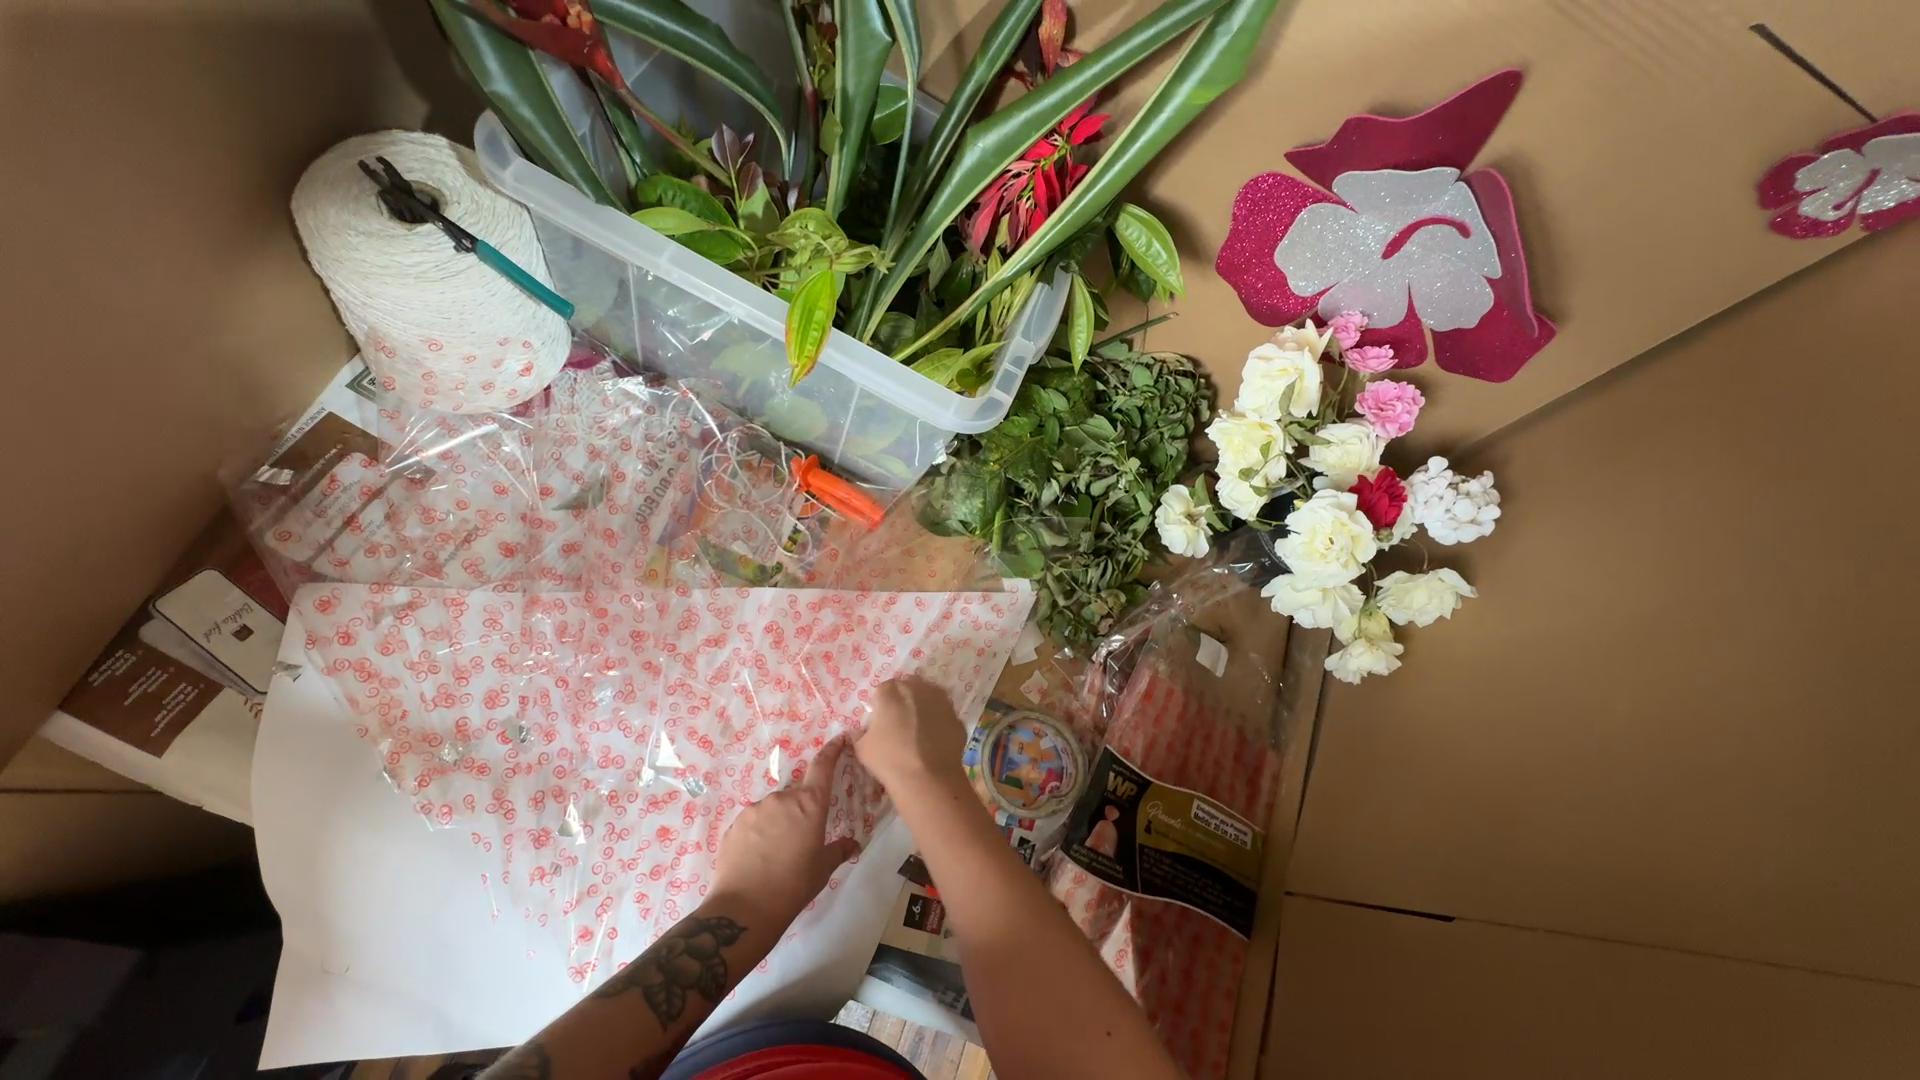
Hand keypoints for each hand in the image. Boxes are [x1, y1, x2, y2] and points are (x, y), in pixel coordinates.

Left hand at [708, 739, 861, 926]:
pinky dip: (759, 834)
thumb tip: (853, 845)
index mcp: (810, 805)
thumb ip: (839, 851)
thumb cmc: (793, 886)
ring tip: (776, 856)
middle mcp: (782, 799)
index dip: (832, 751)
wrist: (745, 908)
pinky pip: (753, 823)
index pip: (822, 767)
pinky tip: (758, 859)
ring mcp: (755, 810)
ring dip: (778, 824)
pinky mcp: (735, 824)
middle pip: (796, 797)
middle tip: (801, 843)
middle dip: (800, 813)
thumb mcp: (823, 869)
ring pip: (773, 811)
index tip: (839, 740)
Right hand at [854, 676, 967, 793]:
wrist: (927, 778)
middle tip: (900, 724)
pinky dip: (940, 725)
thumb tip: (859, 731)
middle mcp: (918, 688)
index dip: (881, 706)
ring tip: (920, 732)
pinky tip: (935, 743)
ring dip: (924, 708)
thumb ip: (860, 733)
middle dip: (904, 701)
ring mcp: (942, 701)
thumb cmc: (889, 758)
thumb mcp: (862, 748)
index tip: (881, 722)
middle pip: (909, 688)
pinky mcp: (957, 717)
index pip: (883, 690)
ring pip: (930, 698)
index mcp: (891, 691)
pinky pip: (945, 717)